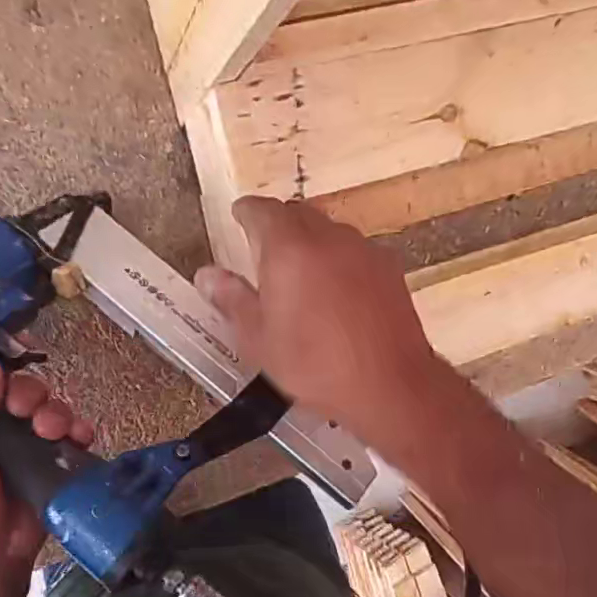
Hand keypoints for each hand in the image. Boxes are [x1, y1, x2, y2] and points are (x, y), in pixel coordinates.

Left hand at [0, 357, 95, 575]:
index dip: (4, 378)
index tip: (12, 395)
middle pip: (25, 391)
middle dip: (35, 397)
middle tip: (33, 417)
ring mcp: (29, 450)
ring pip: (52, 411)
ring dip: (59, 414)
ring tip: (55, 433)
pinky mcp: (55, 469)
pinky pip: (73, 440)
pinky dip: (80, 433)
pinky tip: (80, 439)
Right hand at [195, 197, 446, 440]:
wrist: (389, 385)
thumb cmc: (313, 366)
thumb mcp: (259, 340)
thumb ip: (233, 300)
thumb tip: (206, 275)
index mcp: (288, 249)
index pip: (262, 211)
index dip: (246, 212)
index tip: (237, 216)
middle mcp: (328, 237)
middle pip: (298, 213)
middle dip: (277, 224)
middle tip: (262, 248)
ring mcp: (364, 250)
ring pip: (328, 230)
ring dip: (309, 241)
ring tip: (298, 274)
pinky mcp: (389, 268)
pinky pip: (354, 251)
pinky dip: (336, 260)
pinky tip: (334, 293)